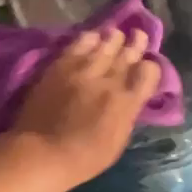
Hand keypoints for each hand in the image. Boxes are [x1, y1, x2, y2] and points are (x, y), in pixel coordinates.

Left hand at [8, 28, 162, 186]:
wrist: (42, 152)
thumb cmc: (84, 158)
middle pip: (125, 55)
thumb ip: (126, 114)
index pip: (147, 73)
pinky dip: (86, 40)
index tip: (146, 65)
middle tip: (138, 34)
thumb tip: (130, 99)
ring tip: (116, 33)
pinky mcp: (58, 68)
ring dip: (111, 39)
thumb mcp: (118, 140)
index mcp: (127, 102)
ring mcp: (82, 72)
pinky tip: (91, 35)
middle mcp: (108, 81)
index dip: (149, 67)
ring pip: (102, 46)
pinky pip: (76, 47)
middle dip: (134, 44)